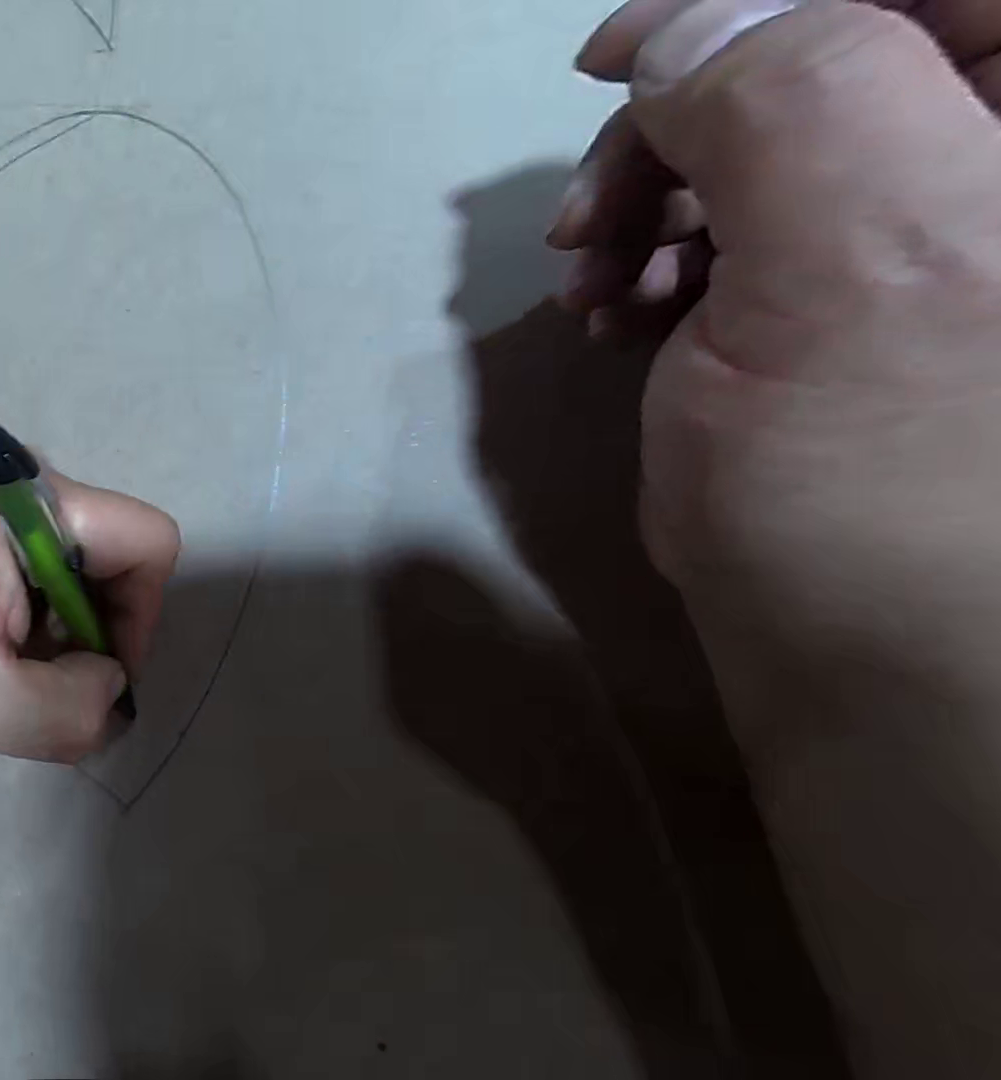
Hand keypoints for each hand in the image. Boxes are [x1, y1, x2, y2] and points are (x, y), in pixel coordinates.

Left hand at [0, 463, 179, 762]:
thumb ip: (72, 710)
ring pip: (81, 561)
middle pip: (115, 551)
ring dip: (63, 624)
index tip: (99, 671)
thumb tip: (113, 687)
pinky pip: (45, 558)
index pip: (147, 540)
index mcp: (29, 498)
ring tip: (4, 658)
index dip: (142, 614)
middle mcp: (21, 477)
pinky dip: (37, 610)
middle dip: (96, 627)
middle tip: (42, 677)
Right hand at [551, 0, 1000, 694]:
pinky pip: (745, 224)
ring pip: (766, 148)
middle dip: (675, 135)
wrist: (866, 626)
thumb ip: (787, 104)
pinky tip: (623, 309)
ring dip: (652, 209)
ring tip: (596, 287)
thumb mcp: (853, 265)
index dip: (746, 7)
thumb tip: (677, 33)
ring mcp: (945, 223)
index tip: (609, 58)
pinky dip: (664, 257)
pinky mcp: (856, 290)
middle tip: (584, 225)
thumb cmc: (880, 471)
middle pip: (825, 60)